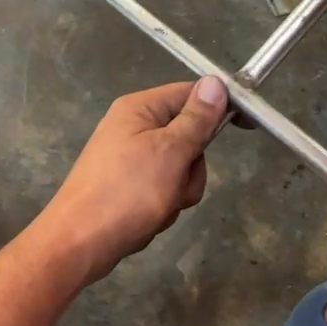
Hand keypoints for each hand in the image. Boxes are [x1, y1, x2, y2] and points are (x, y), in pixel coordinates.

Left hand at [34, 76, 228, 281]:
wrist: (78, 243)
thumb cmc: (125, 193)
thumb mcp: (169, 152)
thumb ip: (196, 119)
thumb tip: (215, 82)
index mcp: (139, 108)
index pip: (189, 93)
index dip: (218, 108)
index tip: (248, 126)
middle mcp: (132, 127)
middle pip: (188, 136)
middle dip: (191, 167)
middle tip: (176, 183)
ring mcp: (128, 158)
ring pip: (179, 169)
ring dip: (178, 192)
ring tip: (158, 206)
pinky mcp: (127, 186)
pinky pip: (162, 189)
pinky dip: (162, 206)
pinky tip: (147, 220)